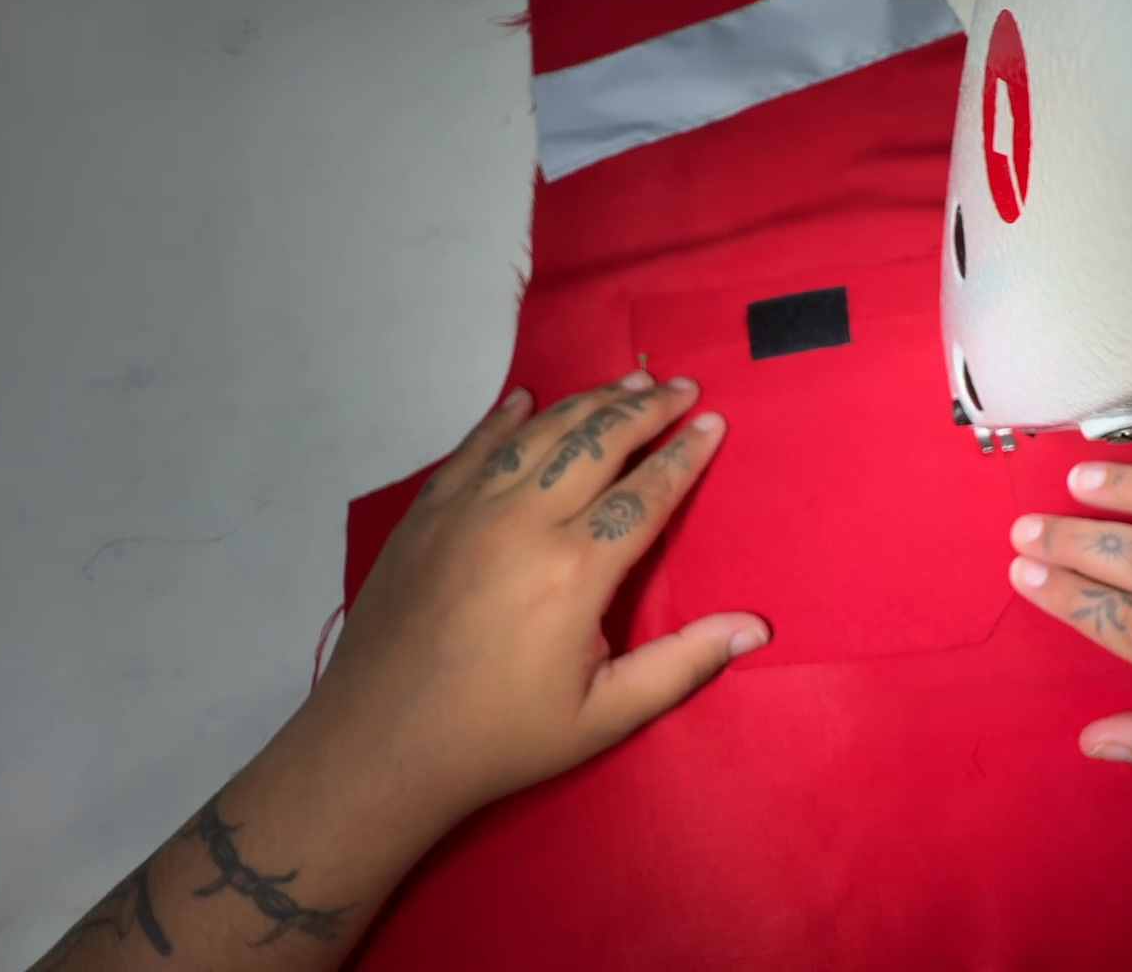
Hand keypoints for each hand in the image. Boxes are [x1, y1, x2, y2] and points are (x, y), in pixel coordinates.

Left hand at [31, 371, 768, 971]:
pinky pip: (473, 446)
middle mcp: (523, 521)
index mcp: (576, 569)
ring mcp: (467, 509)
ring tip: (628, 381)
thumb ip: (685, 663)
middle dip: (647, 409)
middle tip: (681, 385)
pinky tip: (526, 398)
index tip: (713, 421)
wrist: (374, 750)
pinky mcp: (425, 512)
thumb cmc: (501, 736)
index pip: (646, 492)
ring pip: (540, 432)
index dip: (685, 454)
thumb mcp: (606, 714)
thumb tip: (757, 626)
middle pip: (597, 442)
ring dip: (589, 401)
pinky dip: (504, 417)